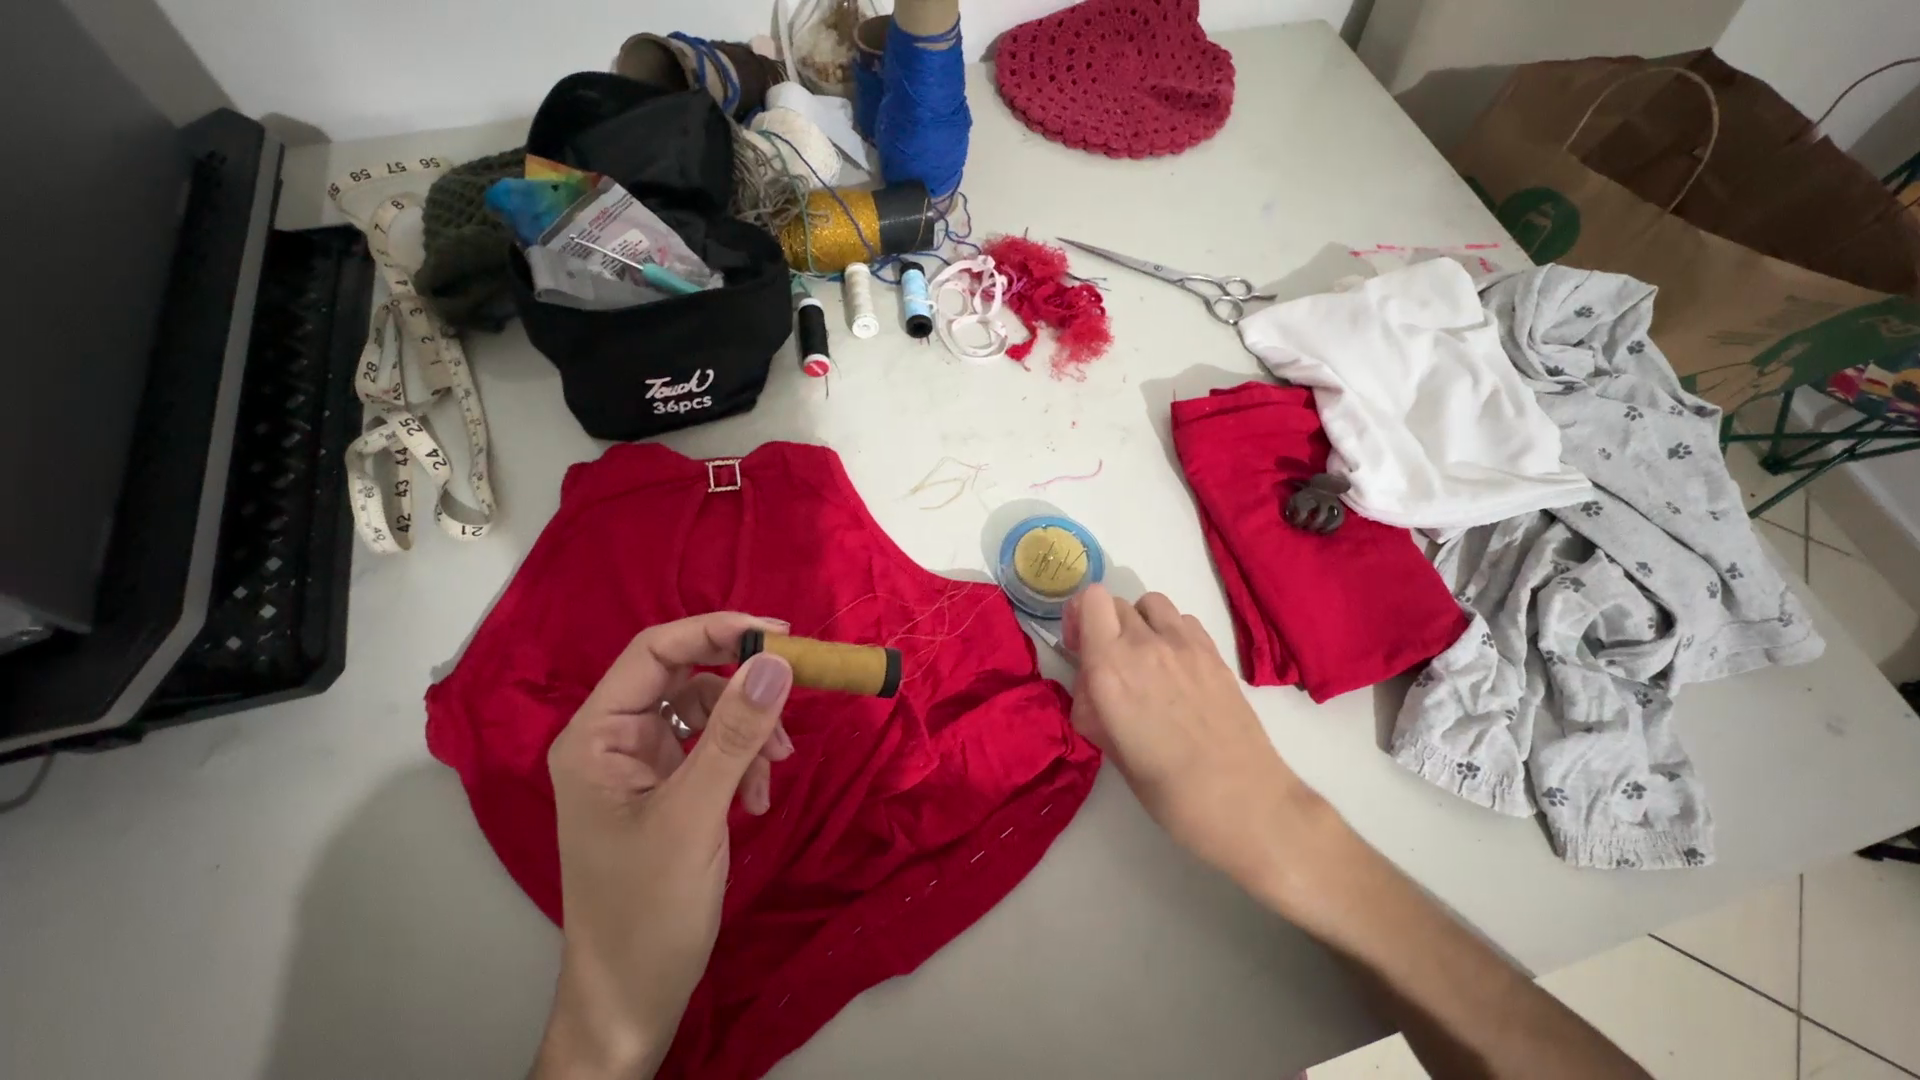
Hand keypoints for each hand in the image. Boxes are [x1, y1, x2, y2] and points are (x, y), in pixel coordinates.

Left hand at [533, 613, 795, 1079]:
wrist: (632, 997)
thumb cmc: (647, 910)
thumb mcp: (695, 816)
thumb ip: (734, 734)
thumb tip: (776, 662)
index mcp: (596, 736)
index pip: (654, 652)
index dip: (715, 631)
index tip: (779, 635)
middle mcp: (615, 740)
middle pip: (685, 677)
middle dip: (741, 688)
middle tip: (794, 692)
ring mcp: (641, 766)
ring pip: (707, 713)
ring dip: (749, 732)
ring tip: (774, 772)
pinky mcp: (668, 790)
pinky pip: (714, 749)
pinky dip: (744, 764)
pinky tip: (758, 801)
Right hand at [1063, 586, 1324, 895]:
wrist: (1242, 801)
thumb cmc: (1167, 789)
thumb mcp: (1109, 748)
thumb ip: (1093, 703)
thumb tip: (1092, 683)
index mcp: (1110, 669)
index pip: (1091, 600)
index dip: (1079, 617)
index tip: (1080, 646)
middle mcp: (1145, 645)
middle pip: (1116, 602)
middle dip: (1103, 624)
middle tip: (1107, 660)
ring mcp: (1184, 645)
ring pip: (1151, 603)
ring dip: (1139, 622)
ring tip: (1143, 657)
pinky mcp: (1213, 653)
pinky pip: (1182, 620)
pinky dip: (1170, 631)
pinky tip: (1175, 666)